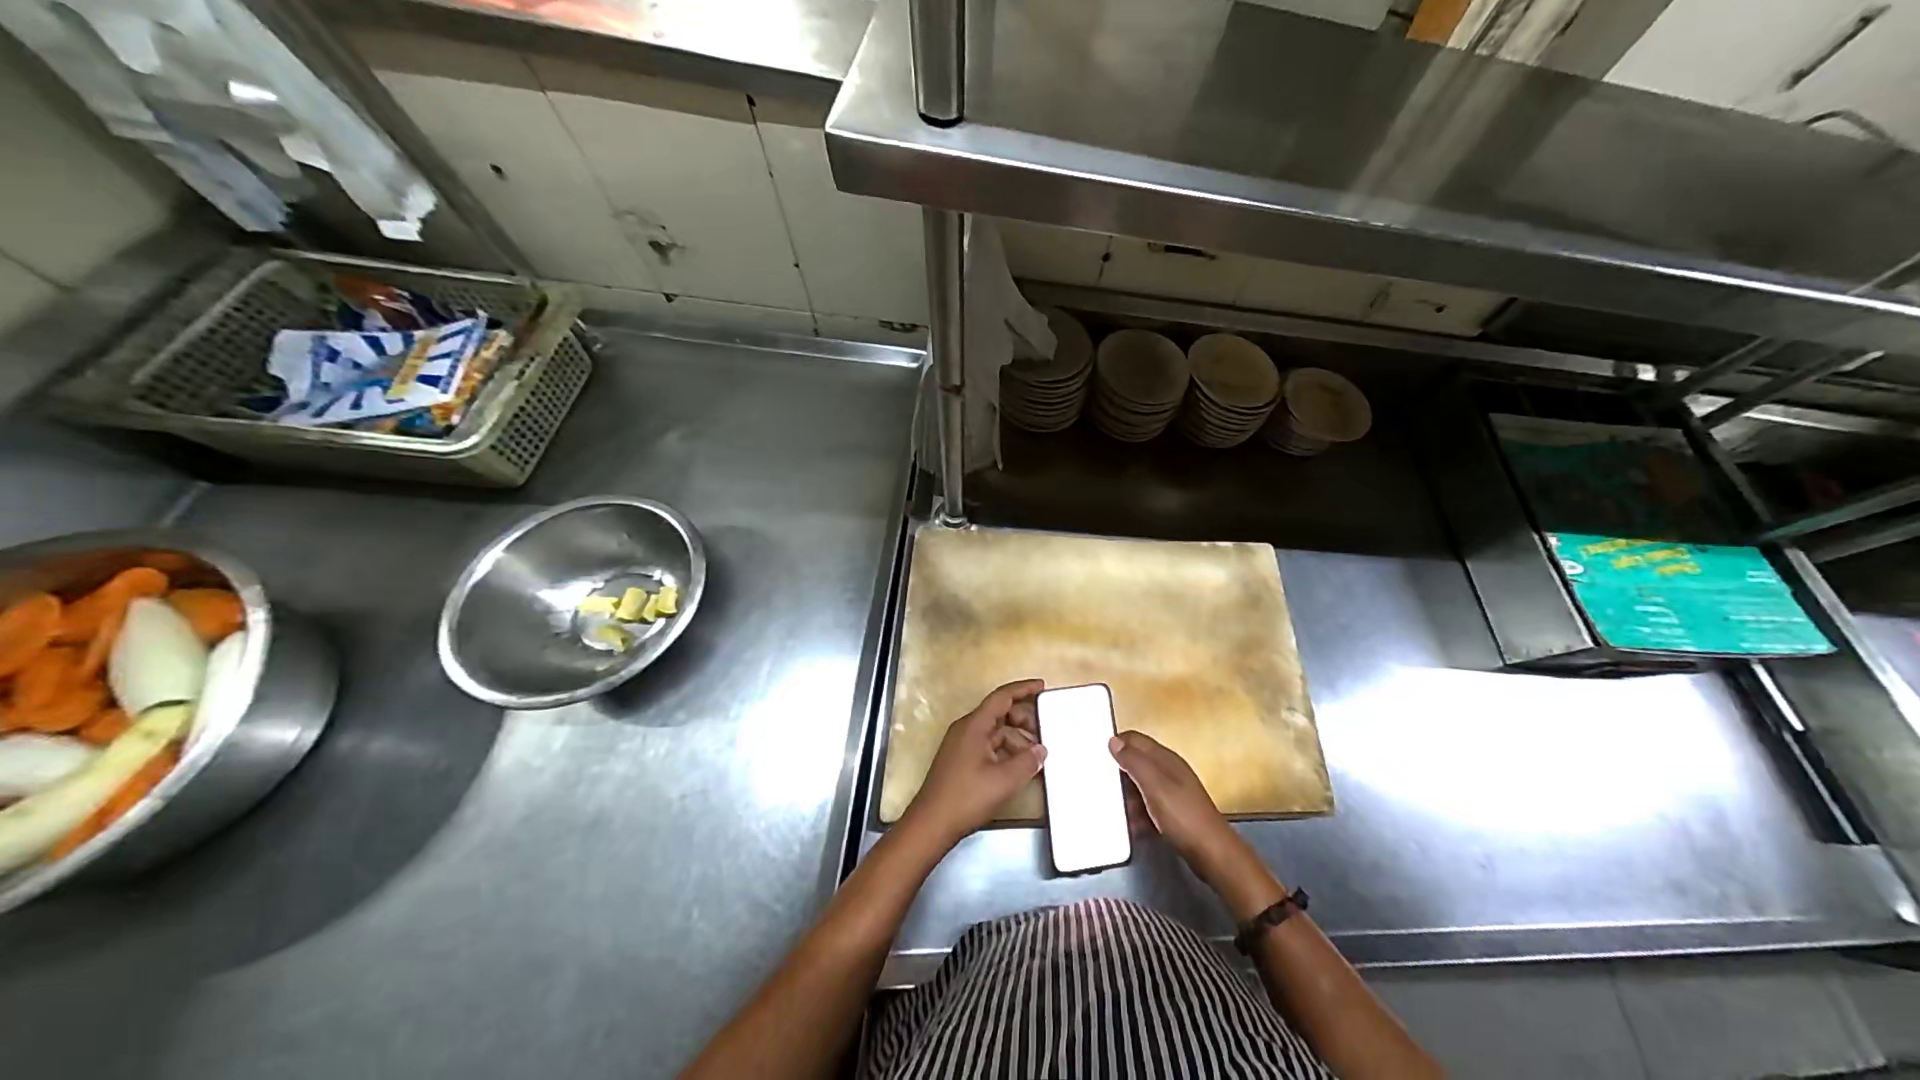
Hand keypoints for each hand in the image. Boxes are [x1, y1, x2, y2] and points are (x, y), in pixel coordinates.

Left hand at [902, 680, 1047, 847]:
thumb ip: (1027, 762)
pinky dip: (1006, 752)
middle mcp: (966, 729)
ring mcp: (962, 745)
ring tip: (1036, 757)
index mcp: (974, 725)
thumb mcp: (1003, 780)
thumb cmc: (966, 797)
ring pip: (996, 733)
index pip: (1002, 697)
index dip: (1023, 689)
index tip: (1042, 686)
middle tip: (1045, 732)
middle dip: (1024, 720)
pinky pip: (989, 747)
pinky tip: (1020, 768)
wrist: (932, 823)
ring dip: (1017, 740)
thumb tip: (1041, 750)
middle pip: (1000, 714)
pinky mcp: (961, 761)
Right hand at [1110, 731, 1284, 916]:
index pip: (1134, 739)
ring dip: (1127, 796)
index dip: (1116, 743)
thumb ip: (1134, 761)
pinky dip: (1137, 812)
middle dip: (1119, 773)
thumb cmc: (1183, 816)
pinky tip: (1132, 825)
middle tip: (1103, 786)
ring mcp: (1172, 792)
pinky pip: (1147, 805)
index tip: (1097, 756)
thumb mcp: (1154, 785)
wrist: (1212, 854)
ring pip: (1140, 786)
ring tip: (1115, 809)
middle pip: (1136, 762)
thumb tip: (1114, 741)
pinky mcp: (1173, 812)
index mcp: (1165, 759)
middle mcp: (1169, 771)